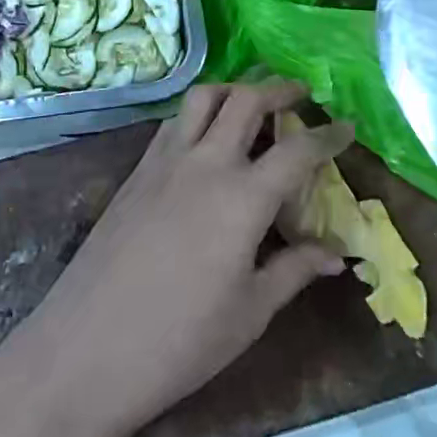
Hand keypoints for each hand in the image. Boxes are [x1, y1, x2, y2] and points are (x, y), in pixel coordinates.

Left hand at [0, 80, 353, 436]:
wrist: (88, 346)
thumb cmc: (181, 339)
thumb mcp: (250, 311)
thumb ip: (294, 270)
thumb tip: (336, 255)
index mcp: (242, 196)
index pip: (297, 149)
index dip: (329, 136)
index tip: (348, 128)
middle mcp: (204, 163)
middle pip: (244, 100)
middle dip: (278, 89)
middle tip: (300, 95)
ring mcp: (163, 162)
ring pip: (201, 99)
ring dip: (232, 91)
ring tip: (251, 105)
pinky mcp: (135, 173)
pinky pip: (172, 124)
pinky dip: (197, 116)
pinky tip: (205, 142)